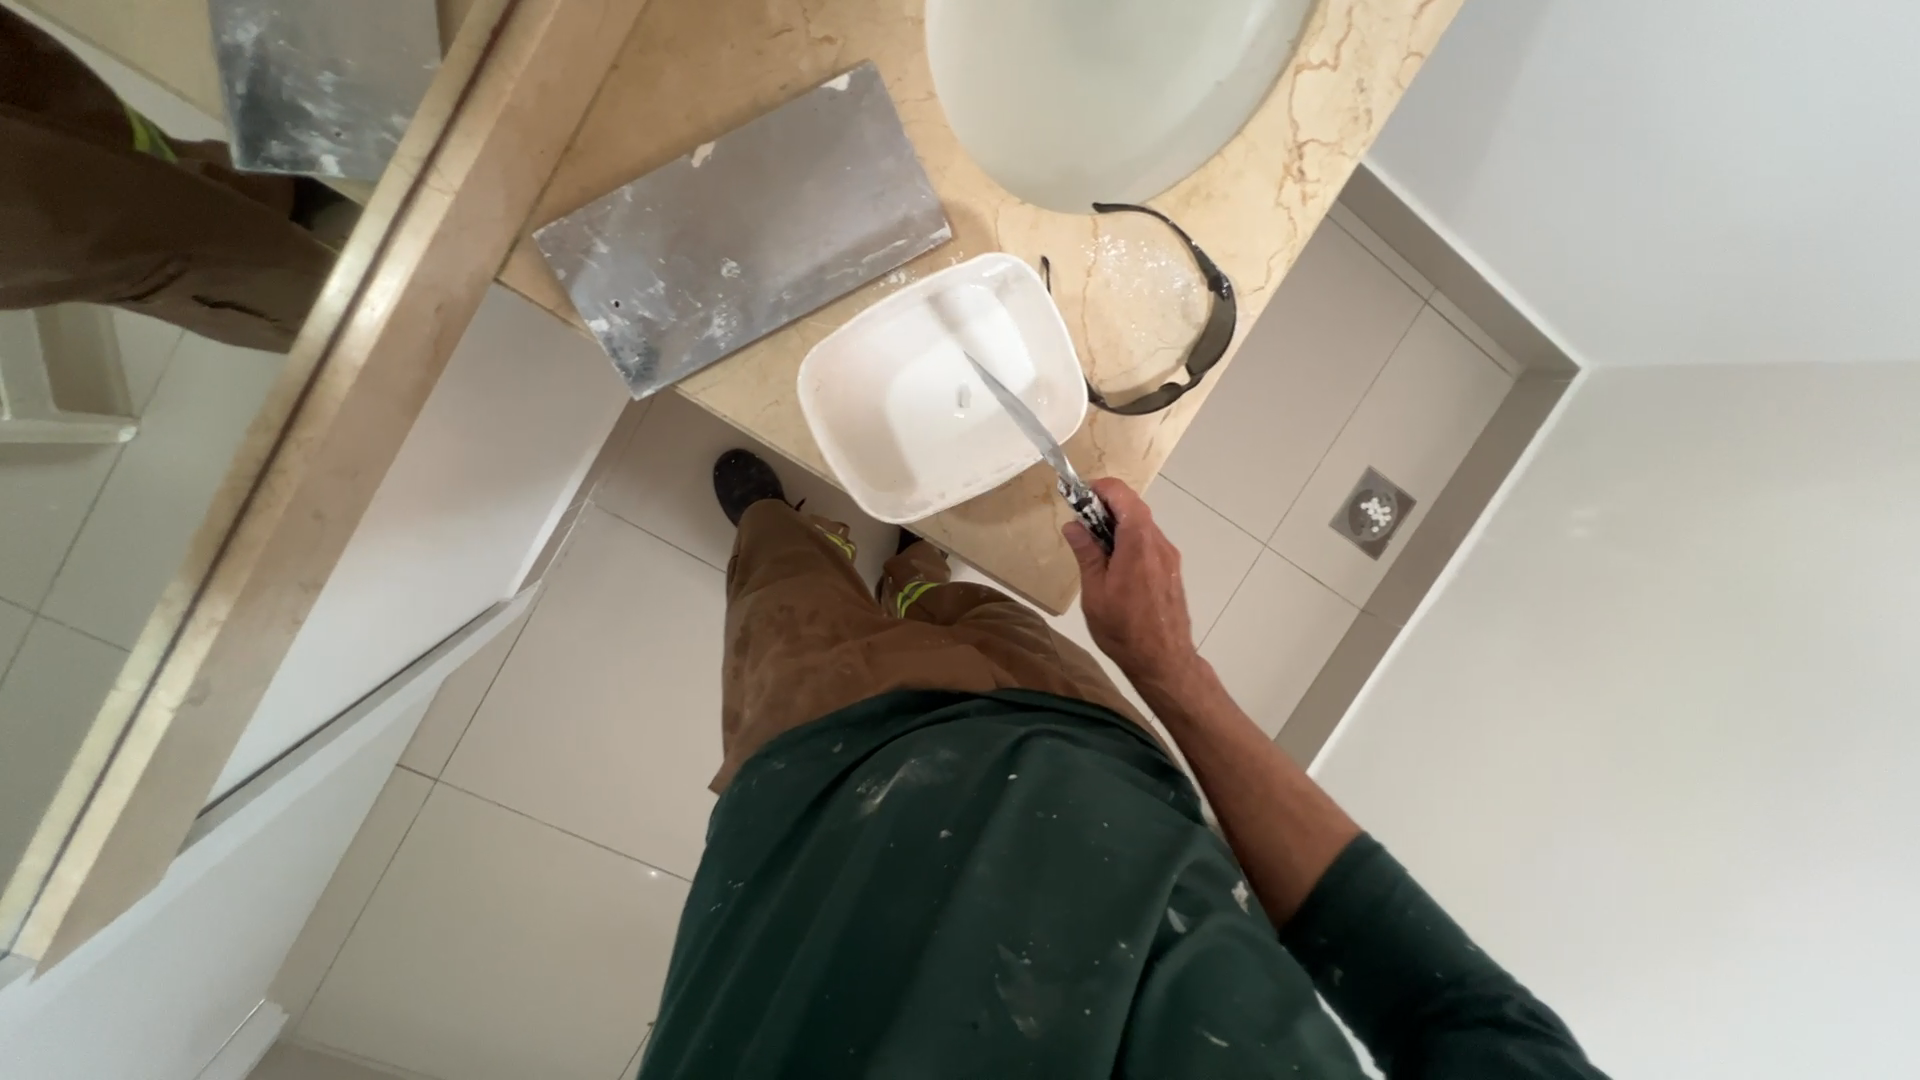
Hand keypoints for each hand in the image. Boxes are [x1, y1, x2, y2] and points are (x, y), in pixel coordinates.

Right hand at [1065, 478, 1199, 689]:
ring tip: (1092, 546)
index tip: (1078, 497)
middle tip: (1079, 522)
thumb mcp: (1095, 592)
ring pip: (1142, 527)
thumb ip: (1087, 554)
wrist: (1163, 661)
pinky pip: (1149, 544)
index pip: (1124, 497)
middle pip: (1134, 509)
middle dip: (1105, 507)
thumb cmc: (1123, 629)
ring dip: (1117, 526)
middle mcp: (1159, 544)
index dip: (1101, 489)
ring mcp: (1169, 557)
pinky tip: (1113, 563)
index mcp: (1138, 544)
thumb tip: (1074, 525)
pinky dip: (1129, 541)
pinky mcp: (1171, 571)